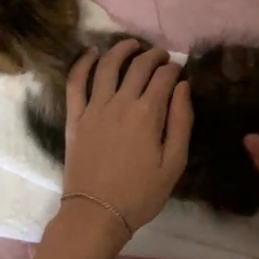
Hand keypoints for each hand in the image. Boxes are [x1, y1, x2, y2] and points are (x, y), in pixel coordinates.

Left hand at [58, 40, 191, 244]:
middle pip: (138, 66)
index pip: (164, 77)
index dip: (174, 69)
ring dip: (121, 50)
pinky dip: (83, 64)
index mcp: (148, 114)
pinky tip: (91, 53)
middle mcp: (120, 103)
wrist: (96, 214)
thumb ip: (181, 122)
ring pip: (107, 66)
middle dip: (153, 56)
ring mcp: (94, 108)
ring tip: (132, 44)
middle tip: (162, 56)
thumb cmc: (141, 194)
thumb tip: (183, 87)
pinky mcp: (75, 118)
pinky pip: (76, 83)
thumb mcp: (174, 163)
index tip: (179, 70)